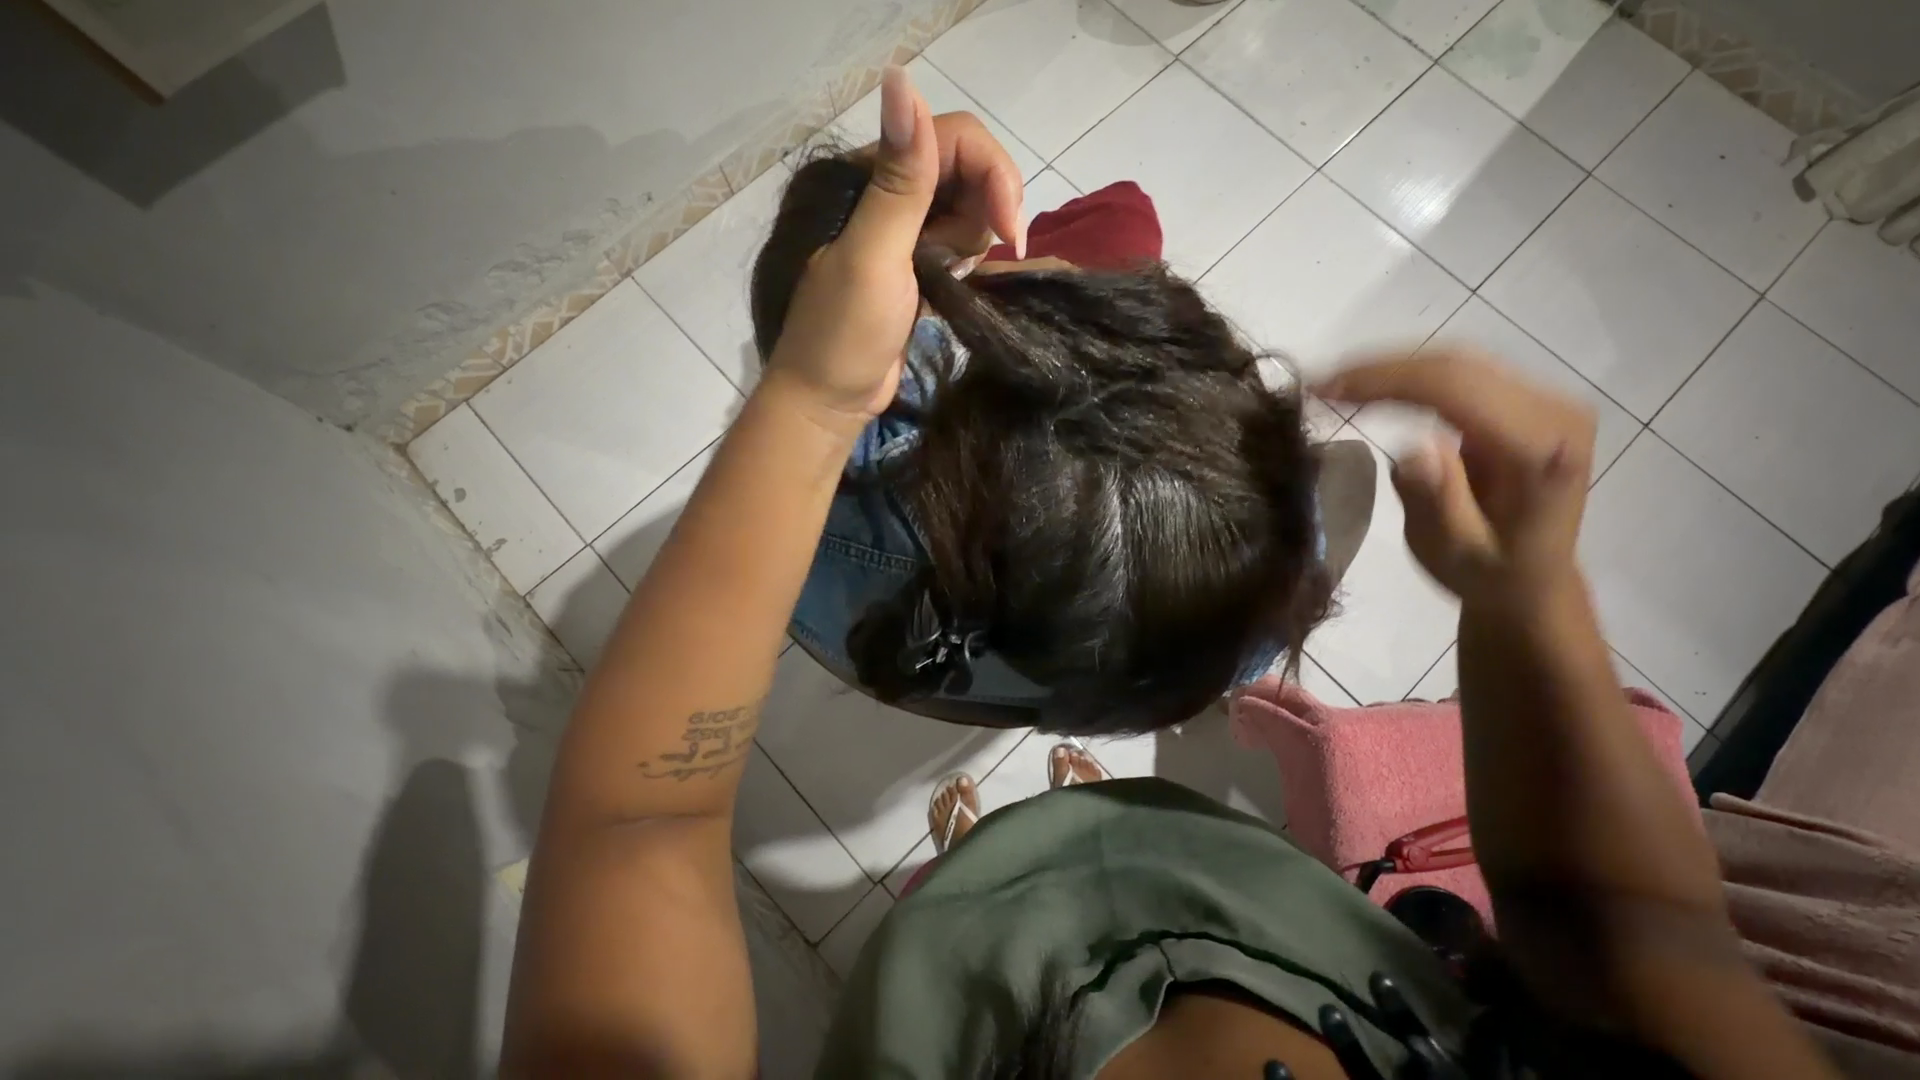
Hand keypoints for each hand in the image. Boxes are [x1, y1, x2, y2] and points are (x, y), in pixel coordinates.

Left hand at [762, 68, 1024, 436]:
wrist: (830, 400)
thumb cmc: (844, 333)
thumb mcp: (874, 255)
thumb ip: (898, 179)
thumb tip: (902, 78)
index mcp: (870, 177)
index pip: (954, 138)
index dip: (994, 173)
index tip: (1011, 232)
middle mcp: (889, 193)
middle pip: (968, 168)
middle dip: (988, 209)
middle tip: (977, 261)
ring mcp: (905, 230)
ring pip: (970, 206)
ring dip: (975, 240)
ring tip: (948, 278)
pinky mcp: (917, 263)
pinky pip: (961, 240)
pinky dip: (968, 258)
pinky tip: (953, 284)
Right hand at [1314, 348, 1596, 605]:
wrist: (1534, 583)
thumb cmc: (1491, 575)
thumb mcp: (1457, 552)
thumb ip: (1439, 500)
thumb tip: (1415, 449)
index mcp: (1540, 446)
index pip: (1457, 389)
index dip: (1385, 382)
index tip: (1324, 393)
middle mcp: (1551, 410)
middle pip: (1455, 366)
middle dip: (1378, 370)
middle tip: (1315, 385)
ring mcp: (1540, 401)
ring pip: (1453, 362)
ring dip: (1388, 369)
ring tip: (1332, 385)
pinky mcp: (1521, 401)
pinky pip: (1458, 374)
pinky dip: (1407, 377)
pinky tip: (1369, 388)